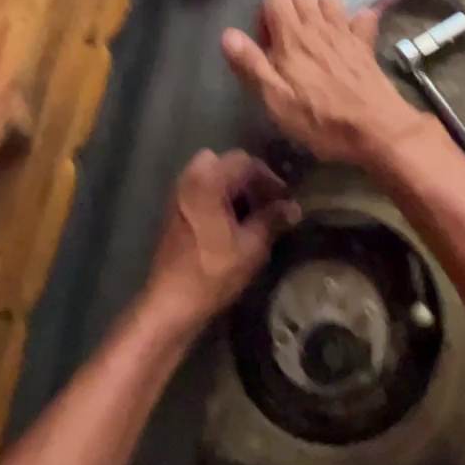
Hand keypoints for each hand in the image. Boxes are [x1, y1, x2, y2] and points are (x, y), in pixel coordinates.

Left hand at [145, 149, 300, 327]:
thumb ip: (272, 220)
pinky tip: (233, 222)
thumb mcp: (252, 246)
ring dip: (235, 188)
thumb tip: (294, 207)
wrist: (170, 302)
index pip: (246, 162)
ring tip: (254, 213)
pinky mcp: (175, 209)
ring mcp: (179, 193)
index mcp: (209, 180)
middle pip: (228, 164)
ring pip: (214, 175)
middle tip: (269, 203)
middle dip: (251, 180)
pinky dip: (220, 196)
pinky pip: (202, 189)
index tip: (285, 199)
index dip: (269, 178)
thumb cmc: (212, 272)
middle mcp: (190, 178)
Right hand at [220, 0, 430, 167]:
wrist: (378, 130)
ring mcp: (347, 32)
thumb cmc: (321, 120)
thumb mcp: (276, 101)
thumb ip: (251, 65)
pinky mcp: (367, 45)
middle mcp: (320, 25)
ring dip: (317, 11)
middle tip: (284, 42)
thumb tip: (227, 34)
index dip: (264, 15)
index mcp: (293, 37)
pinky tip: (347, 39)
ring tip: (312, 40)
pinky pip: (362, 17)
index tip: (266, 46)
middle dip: (287, 7)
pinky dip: (354, 21)